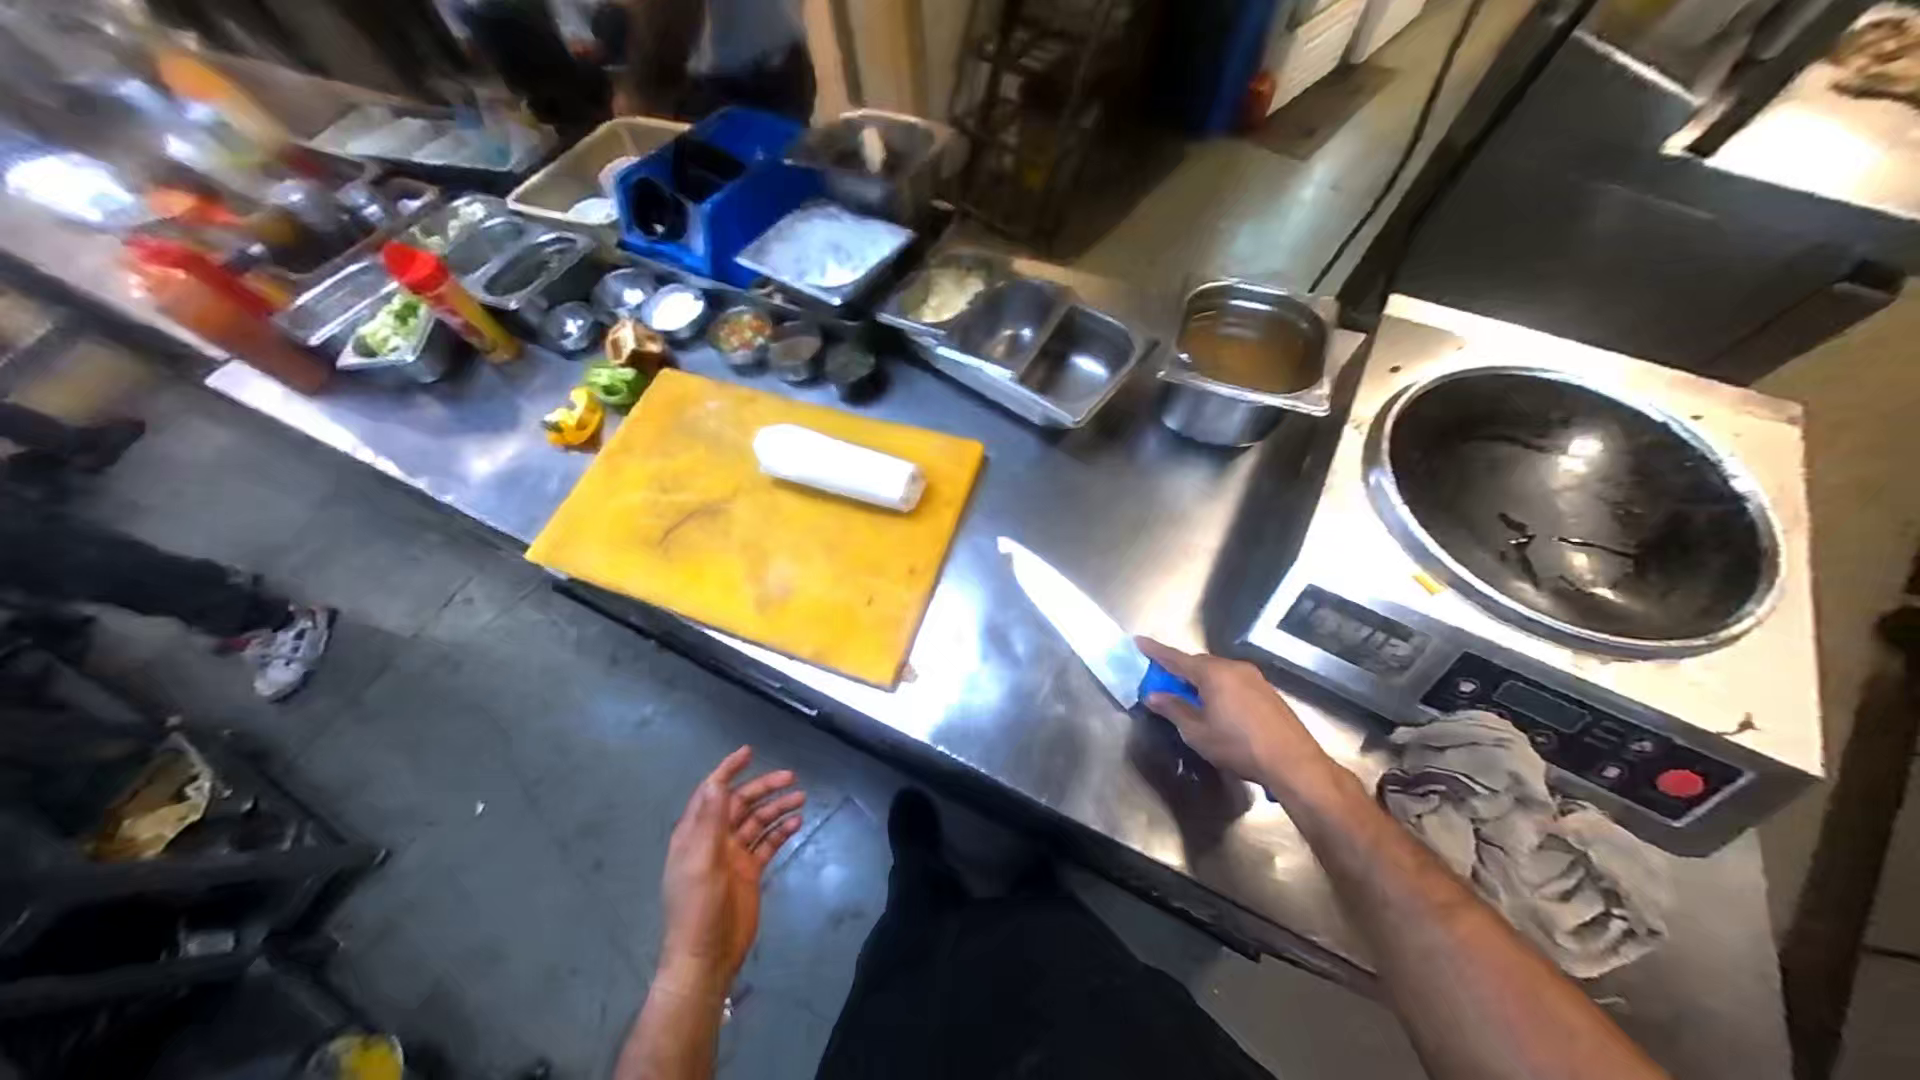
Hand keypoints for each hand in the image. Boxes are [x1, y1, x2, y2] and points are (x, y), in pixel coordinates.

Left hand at [657, 746, 805, 993]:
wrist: (706, 958)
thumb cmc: (698, 909)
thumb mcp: (701, 862)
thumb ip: (710, 822)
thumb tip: (718, 783)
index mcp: (694, 834)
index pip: (712, 792)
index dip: (728, 770)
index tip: (749, 752)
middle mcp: (714, 840)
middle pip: (741, 803)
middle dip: (764, 788)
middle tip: (791, 777)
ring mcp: (733, 856)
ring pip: (758, 821)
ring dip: (777, 807)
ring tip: (801, 798)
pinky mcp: (749, 872)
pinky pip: (768, 843)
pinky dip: (782, 831)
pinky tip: (798, 823)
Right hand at [1136, 638, 1323, 788]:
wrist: (1293, 762)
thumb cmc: (1238, 746)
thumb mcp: (1197, 732)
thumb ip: (1173, 709)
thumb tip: (1154, 695)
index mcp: (1212, 673)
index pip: (1176, 658)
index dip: (1155, 651)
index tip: (1138, 642)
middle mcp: (1233, 667)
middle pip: (1198, 663)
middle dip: (1179, 670)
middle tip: (1162, 683)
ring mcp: (1254, 678)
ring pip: (1217, 672)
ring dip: (1200, 681)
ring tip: (1189, 699)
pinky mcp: (1266, 691)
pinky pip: (1233, 681)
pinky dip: (1218, 688)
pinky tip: (1217, 708)